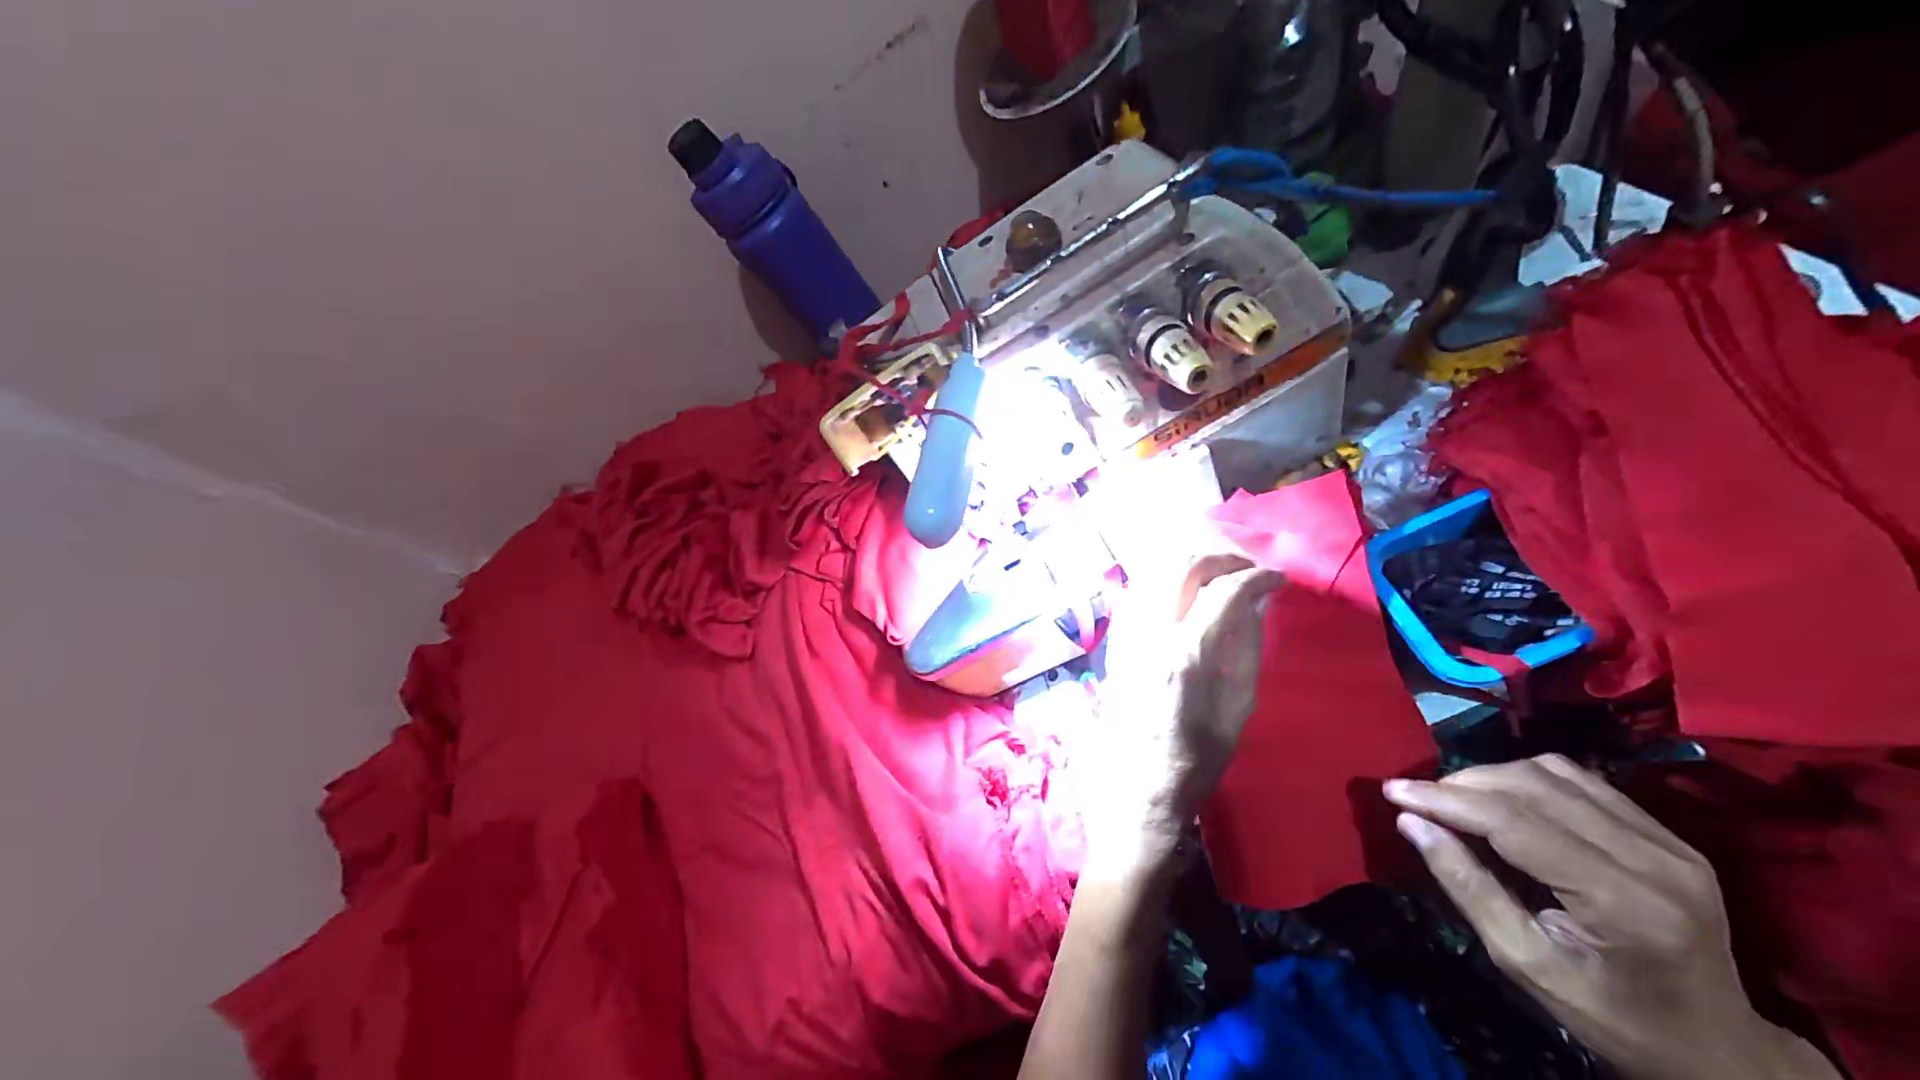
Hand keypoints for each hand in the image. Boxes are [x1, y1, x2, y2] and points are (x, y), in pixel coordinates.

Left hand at [1088, 554, 1283, 871]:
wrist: (1137, 788)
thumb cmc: (1198, 758)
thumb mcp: (1238, 708)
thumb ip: (1247, 647)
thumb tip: (1255, 603)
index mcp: (1187, 655)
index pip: (1225, 591)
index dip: (1257, 577)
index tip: (1278, 580)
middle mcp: (1150, 634)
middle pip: (1183, 566)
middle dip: (1221, 557)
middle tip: (1247, 569)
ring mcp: (1126, 634)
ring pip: (1155, 571)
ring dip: (1190, 564)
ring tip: (1219, 575)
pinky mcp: (1114, 642)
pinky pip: (1139, 592)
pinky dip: (1165, 580)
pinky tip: (1185, 593)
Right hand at [1385, 755, 1838, 1079]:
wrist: (1717, 1047)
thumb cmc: (1612, 1017)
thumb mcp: (1525, 962)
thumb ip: (1467, 886)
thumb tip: (1410, 823)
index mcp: (1624, 903)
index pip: (1515, 822)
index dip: (1445, 799)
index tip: (1392, 790)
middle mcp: (1655, 859)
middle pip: (1534, 787)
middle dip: (1462, 784)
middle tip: (1418, 799)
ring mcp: (1670, 842)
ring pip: (1555, 772)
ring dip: (1493, 776)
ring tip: (1456, 799)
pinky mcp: (1670, 835)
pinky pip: (1582, 781)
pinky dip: (1529, 780)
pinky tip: (1504, 800)